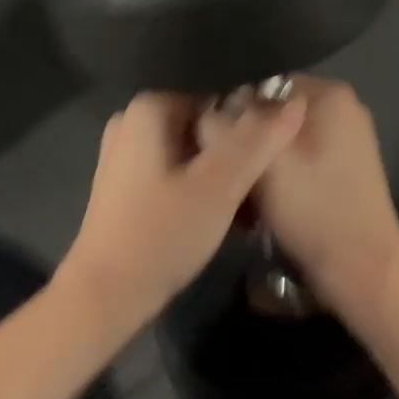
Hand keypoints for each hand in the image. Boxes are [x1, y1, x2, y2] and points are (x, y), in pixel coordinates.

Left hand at [60, 91, 307, 325]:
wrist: (104, 298)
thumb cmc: (162, 234)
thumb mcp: (219, 186)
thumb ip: (258, 140)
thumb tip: (294, 101)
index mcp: (149, 106)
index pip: (219, 100)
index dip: (249, 130)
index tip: (266, 164)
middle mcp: (131, 121)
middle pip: (203, 127)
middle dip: (233, 156)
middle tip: (256, 191)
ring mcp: (123, 154)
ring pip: (191, 153)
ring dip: (217, 176)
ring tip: (241, 208)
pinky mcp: (123, 186)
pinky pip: (173, 172)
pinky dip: (195, 189)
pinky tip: (212, 219)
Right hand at [202, 77, 398, 309]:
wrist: (365, 273)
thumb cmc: (315, 208)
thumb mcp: (262, 163)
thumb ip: (227, 128)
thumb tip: (207, 111)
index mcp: (330, 93)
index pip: (263, 83)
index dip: (231, 110)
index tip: (211, 140)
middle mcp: (343, 108)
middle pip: (273, 113)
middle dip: (246, 141)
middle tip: (224, 171)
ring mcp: (348, 141)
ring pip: (283, 141)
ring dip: (259, 163)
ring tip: (240, 194)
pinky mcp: (345, 172)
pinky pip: (299, 161)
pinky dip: (279, 178)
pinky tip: (261, 207)